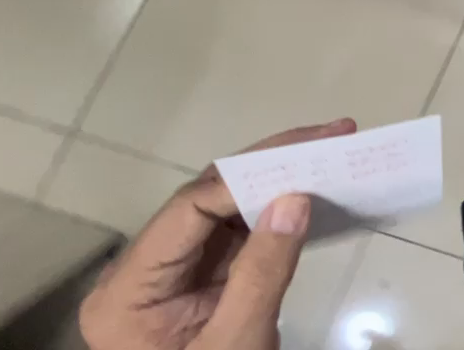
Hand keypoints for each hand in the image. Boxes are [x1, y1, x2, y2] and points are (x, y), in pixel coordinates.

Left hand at [79, 119, 356, 349]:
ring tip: (335, 146)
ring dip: (282, 171)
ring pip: (229, 198)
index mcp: (128, 290)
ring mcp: (176, 266)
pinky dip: (281, 199)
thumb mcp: (235, 343)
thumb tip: (296, 198)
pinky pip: (243, 220)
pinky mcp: (206, 270)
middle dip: (272, 160)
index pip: (188, 209)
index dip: (247, 178)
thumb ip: (261, 274)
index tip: (310, 159)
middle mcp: (145, 267)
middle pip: (208, 193)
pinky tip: (317, 184)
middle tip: (335, 135)